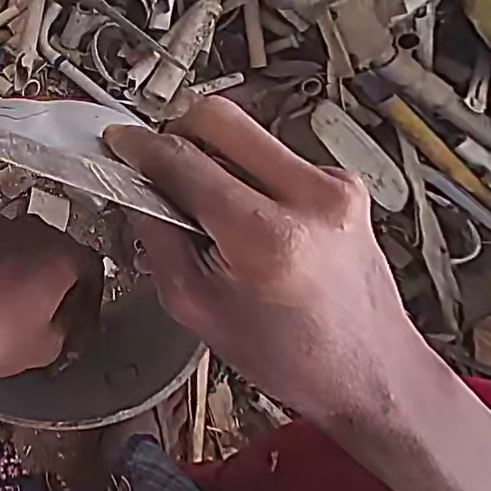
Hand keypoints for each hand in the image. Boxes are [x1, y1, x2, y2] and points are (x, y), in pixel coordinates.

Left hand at [0, 213, 100, 384]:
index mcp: (63, 256)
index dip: (90, 301)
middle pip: (60, 253)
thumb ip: (67, 329)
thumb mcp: (46, 349)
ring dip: (27, 272)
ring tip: (17, 307)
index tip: (80, 322)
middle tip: (54, 317)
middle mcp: (33, 231)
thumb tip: (59, 325)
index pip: (93, 270)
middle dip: (60, 283)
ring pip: (26, 248)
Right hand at [103, 96, 435, 423]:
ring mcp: (333, 183)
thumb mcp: (194, 304)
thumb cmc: (290, 354)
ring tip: (200, 206)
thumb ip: (156, 236)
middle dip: (173, 133)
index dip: (139, 147)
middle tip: (155, 166)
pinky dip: (237, 171)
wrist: (372, 373)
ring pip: (243, 132)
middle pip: (218, 118)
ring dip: (207, 156)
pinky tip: (235, 213)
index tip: (118, 144)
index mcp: (267, 237)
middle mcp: (310, 196)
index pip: (183, 160)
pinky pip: (267, 152)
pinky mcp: (340, 182)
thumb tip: (133, 187)